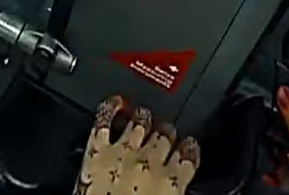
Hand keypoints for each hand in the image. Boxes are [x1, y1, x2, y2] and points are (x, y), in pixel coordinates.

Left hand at [76, 95, 199, 194]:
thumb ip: (176, 193)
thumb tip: (179, 190)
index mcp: (170, 184)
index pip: (189, 156)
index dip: (190, 149)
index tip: (189, 148)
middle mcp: (150, 161)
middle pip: (165, 134)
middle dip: (166, 132)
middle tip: (165, 134)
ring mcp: (123, 150)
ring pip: (140, 121)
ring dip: (144, 119)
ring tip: (144, 117)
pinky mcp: (98, 149)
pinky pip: (105, 118)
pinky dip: (111, 106)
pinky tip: (116, 102)